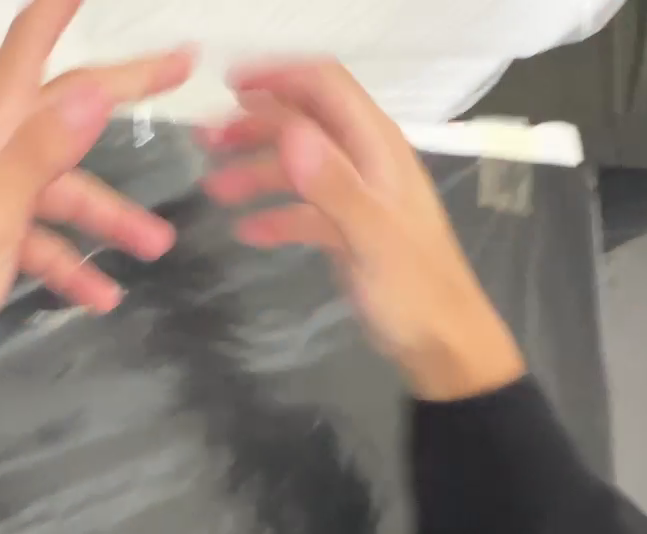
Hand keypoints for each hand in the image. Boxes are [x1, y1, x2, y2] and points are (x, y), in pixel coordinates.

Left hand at [0, 0, 194, 401]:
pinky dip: (78, 268)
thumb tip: (94, 92)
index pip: (29, 47)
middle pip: (69, 111)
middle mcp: (0, 155)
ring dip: (113, 220)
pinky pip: (51, 246)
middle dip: (126, 90)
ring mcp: (2, 200)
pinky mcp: (2, 241)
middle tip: (183, 68)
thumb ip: (41, 152)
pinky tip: (103, 298)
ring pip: (71, 195)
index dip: (60, 6)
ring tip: (159, 245)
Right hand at [199, 60, 525, 400]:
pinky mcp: (349, 234)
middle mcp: (366, 165)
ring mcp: (357, 200)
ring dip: (256, 174)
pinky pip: (305, 214)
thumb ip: (333, 185)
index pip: (326, 90)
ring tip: (214, 189)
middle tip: (205, 141)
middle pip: (306, 126)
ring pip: (299, 171)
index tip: (229, 88)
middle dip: (256, 126)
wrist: (441, 342)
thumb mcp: (372, 237)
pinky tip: (246, 232)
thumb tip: (290, 133)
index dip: (280, 79)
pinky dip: (274, 218)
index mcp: (378, 151)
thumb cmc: (412, 292)